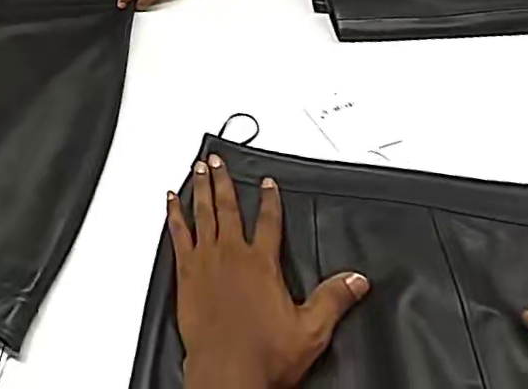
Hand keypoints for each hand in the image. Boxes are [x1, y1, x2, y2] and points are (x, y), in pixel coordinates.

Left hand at [169, 156, 368, 388]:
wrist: (227, 367)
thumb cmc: (265, 353)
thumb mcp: (310, 329)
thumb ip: (333, 300)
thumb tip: (356, 280)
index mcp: (261, 263)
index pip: (269, 222)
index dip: (269, 200)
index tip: (268, 182)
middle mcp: (232, 252)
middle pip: (228, 207)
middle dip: (224, 181)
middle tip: (217, 160)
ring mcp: (206, 257)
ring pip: (202, 211)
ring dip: (200, 187)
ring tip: (198, 167)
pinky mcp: (186, 268)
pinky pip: (178, 231)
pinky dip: (174, 212)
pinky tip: (171, 198)